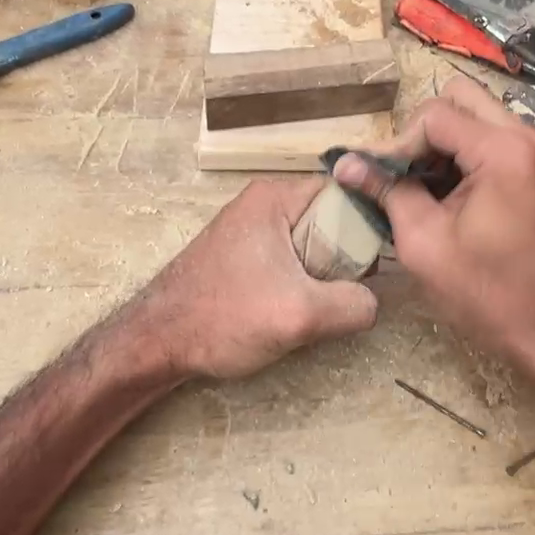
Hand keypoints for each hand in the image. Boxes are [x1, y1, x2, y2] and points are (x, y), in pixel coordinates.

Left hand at [138, 179, 378, 379]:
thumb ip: (352, 305)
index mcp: (275, 196)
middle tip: (348, 290)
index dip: (368, 223)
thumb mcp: (301, 314)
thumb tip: (372, 303)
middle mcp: (264, 203)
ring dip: (323, 274)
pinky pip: (291, 259)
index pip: (344, 192)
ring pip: (312, 243)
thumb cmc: (223, 316)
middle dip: (345, 255)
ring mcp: (251, 228)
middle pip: (330, 218)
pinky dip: (301, 282)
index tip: (377, 261)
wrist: (157, 342)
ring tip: (320, 305)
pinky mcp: (244, 255)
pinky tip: (296, 310)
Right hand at [333, 76, 534, 369]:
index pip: (434, 114)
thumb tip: (344, 164)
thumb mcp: (425, 243)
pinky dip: (464, 154)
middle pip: (459, 97)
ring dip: (443, 142)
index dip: (398, 143)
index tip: (378, 179)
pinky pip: (492, 137)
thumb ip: (387, 192)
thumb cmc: (489, 294)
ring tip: (421, 186)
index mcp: (504, 151)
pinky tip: (447, 193)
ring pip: (476, 114)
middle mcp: (527, 137)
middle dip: (423, 130)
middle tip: (405, 173)